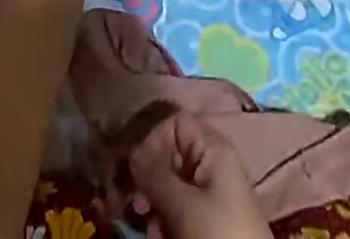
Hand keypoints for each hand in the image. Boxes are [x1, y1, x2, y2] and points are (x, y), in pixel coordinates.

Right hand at [127, 112, 272, 238]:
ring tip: (155, 230)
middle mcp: (210, 165)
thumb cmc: (218, 233)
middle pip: (169, 158)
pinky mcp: (204, 221)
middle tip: (138, 205)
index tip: (135, 166)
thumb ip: (155, 173)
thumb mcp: (183, 204)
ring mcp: (208, 195)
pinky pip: (176, 213)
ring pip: (169, 189)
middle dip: (150, 183)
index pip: (177, 123)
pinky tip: (163, 237)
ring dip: (155, 210)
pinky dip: (165, 225)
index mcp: (213, 148)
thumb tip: (131, 149)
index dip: (154, 138)